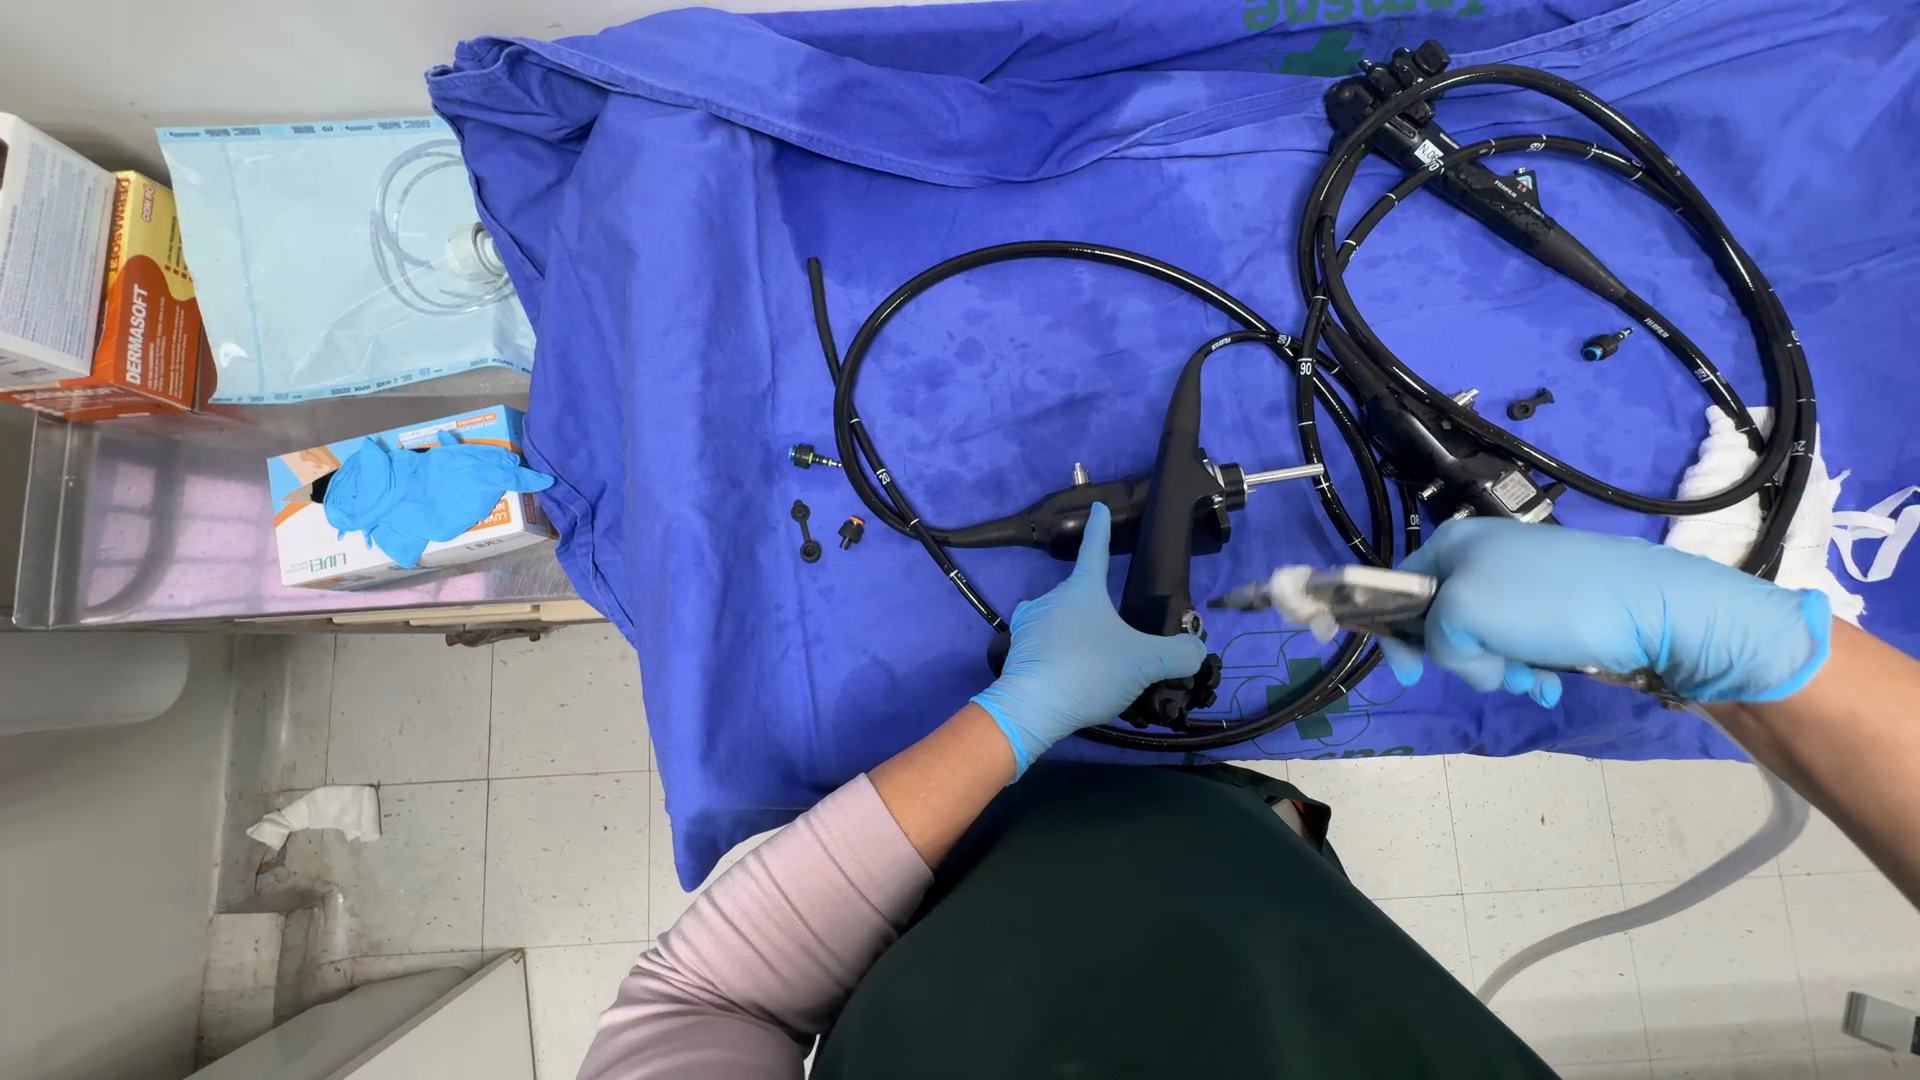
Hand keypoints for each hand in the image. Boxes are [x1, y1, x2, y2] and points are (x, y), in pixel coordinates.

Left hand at [971, 502, 1206, 776]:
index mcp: (1081, 590)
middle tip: (1117, 645)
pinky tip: (1071, 676)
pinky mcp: (1016, 650)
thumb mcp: (1145, 662)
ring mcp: (1029, 623)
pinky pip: (1045, 645)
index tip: (1098, 507)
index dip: (1100, 529)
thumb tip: (1194, 649)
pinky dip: (1060, 655)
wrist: (1032, 707)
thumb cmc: (1089, 671)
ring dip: (1078, 636)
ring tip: (1096, 666)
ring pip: (1061, 621)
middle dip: (1099, 614)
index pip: (1094, 550)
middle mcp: (1050, 599)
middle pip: (1081, 596)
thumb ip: (1177, 654)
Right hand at [1379, 518, 1831, 705]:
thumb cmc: (1551, 604)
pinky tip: (1550, 679)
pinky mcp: (1558, 606)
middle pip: (1440, 619)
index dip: (1394, 631)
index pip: (1396, 587)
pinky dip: (1528, 666)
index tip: (1410, 673)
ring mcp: (1524, 581)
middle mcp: (1484, 556)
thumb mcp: (1464, 616)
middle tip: (1491, 672)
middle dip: (1461, 656)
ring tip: (1532, 680)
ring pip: (1481, 638)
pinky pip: (1519, 643)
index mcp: (1454, 543)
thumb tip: (1465, 660)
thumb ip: (1432, 638)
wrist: (1666, 612)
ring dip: (1498, 668)